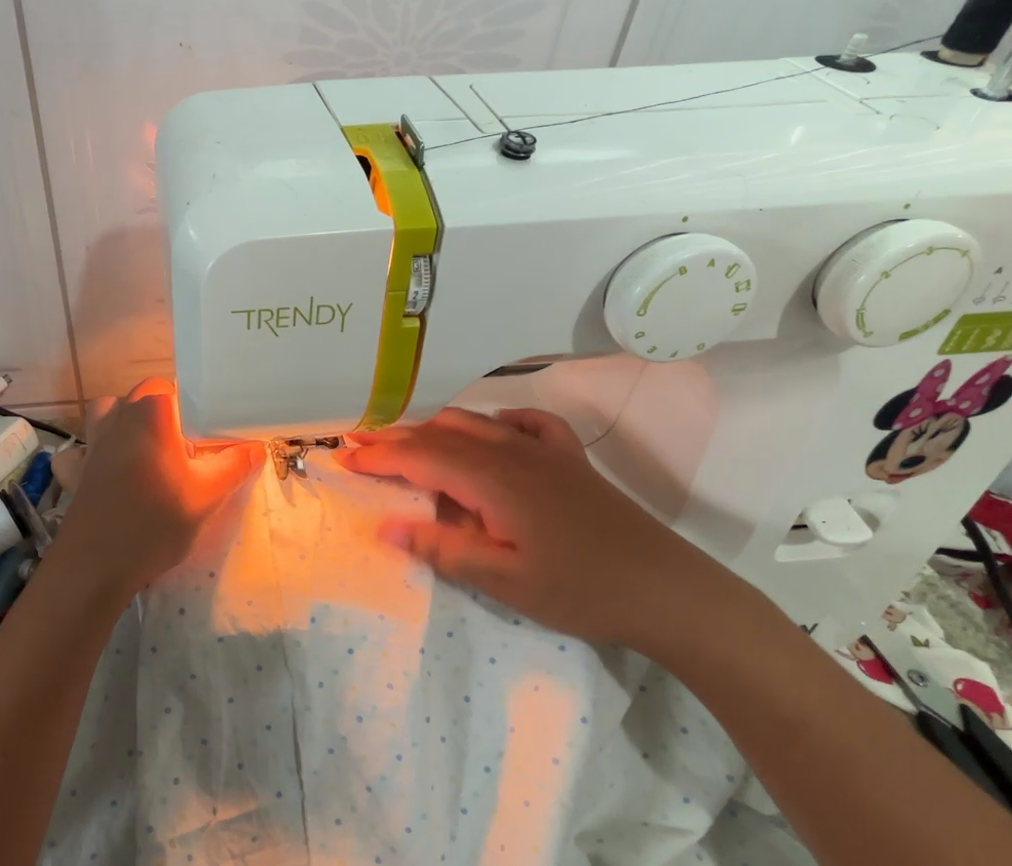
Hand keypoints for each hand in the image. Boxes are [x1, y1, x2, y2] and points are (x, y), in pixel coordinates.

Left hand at [49, 379, 263, 595]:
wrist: (96, 566)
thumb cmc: (156, 523)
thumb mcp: (208, 496)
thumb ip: (235, 465)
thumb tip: (257, 446)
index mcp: (151, 412)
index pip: (177, 389)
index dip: (196, 409)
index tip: (212, 435)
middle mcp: (117, 417)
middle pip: (146, 398)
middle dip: (168, 417)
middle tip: (190, 452)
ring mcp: (92, 442)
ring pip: (112, 413)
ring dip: (130, 424)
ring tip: (153, 454)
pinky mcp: (76, 469)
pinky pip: (85, 447)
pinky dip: (97, 452)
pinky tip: (112, 471)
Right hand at [344, 407, 743, 649]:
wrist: (667, 589)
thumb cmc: (581, 589)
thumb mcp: (505, 580)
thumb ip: (443, 549)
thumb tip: (385, 527)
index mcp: (493, 480)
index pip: (422, 457)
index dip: (380, 458)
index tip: (344, 461)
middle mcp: (514, 453)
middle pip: (443, 434)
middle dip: (397, 439)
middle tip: (360, 448)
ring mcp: (546, 452)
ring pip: (478, 424)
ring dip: (436, 429)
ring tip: (407, 442)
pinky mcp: (571, 461)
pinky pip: (527, 423)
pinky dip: (497, 421)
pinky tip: (493, 431)